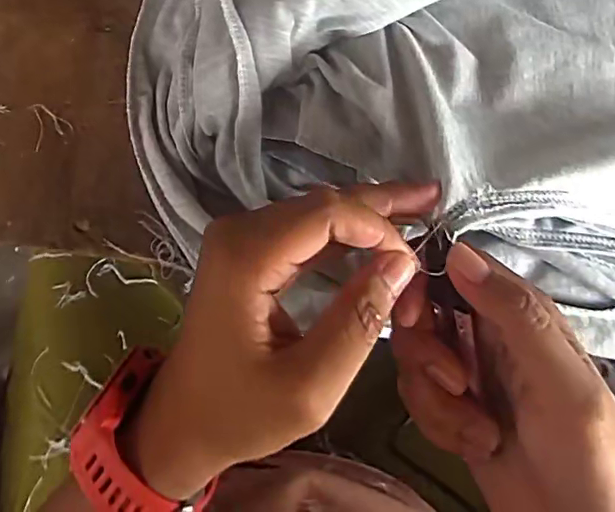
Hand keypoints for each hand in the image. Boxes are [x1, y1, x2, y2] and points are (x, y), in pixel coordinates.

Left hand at [121, 182, 437, 497]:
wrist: (182, 417)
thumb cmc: (241, 412)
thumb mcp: (309, 388)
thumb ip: (357, 323)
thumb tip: (401, 265)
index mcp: (246, 256)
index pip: (324, 215)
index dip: (375, 227)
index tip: (412, 264)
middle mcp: (240, 229)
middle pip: (320, 203)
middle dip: (379, 205)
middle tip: (432, 197)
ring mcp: (240, 233)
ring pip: (314, 210)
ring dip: (365, 215)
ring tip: (418, 207)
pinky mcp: (247, 245)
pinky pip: (302, 227)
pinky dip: (343, 231)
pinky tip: (377, 231)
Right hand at [390, 242, 614, 511]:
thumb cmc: (589, 456)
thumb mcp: (561, 381)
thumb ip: (514, 313)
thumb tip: (459, 253)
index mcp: (516, 310)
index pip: (453, 265)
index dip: (422, 280)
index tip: (414, 314)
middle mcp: (485, 330)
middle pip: (421, 308)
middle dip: (426, 351)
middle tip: (454, 383)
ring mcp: (466, 368)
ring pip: (413, 353)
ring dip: (436, 397)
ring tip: (478, 428)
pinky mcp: (450, 405)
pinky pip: (414, 392)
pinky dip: (436, 422)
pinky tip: (473, 443)